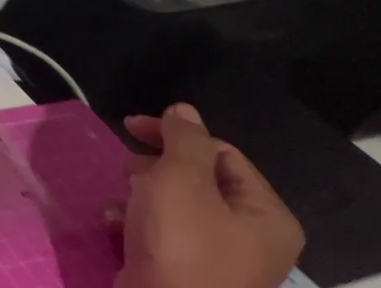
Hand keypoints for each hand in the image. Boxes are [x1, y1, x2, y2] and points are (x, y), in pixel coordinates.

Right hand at [109, 103, 303, 287]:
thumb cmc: (182, 243)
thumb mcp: (181, 179)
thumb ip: (183, 140)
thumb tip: (184, 110)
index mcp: (266, 214)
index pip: (221, 153)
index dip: (174, 134)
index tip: (127, 126)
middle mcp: (252, 234)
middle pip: (196, 177)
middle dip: (153, 168)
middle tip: (128, 172)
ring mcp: (221, 255)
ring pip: (172, 201)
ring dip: (137, 194)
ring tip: (120, 203)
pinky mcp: (188, 268)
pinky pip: (161, 229)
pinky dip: (133, 220)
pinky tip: (115, 224)